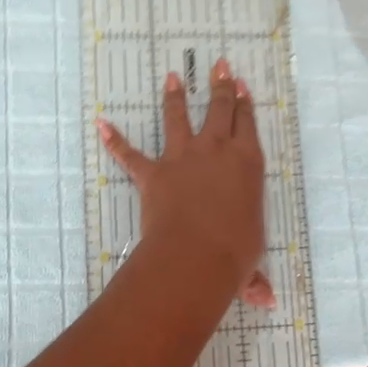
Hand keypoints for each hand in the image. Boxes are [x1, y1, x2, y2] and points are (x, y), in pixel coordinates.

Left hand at [97, 58, 274, 307]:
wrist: (196, 254)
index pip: (247, 124)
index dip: (245, 103)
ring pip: (178, 118)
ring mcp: (183, 158)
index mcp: (247, 163)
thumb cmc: (233, 253)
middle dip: (219, 85)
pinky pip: (130, 153)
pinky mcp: (153, 173)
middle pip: (219, 109)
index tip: (242, 85)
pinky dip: (114, 139)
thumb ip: (254, 277)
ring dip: (174, 97)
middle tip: (218, 65)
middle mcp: (217, 151)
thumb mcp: (249, 262)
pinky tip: (102, 123)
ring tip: (172, 78)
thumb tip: (266, 301)